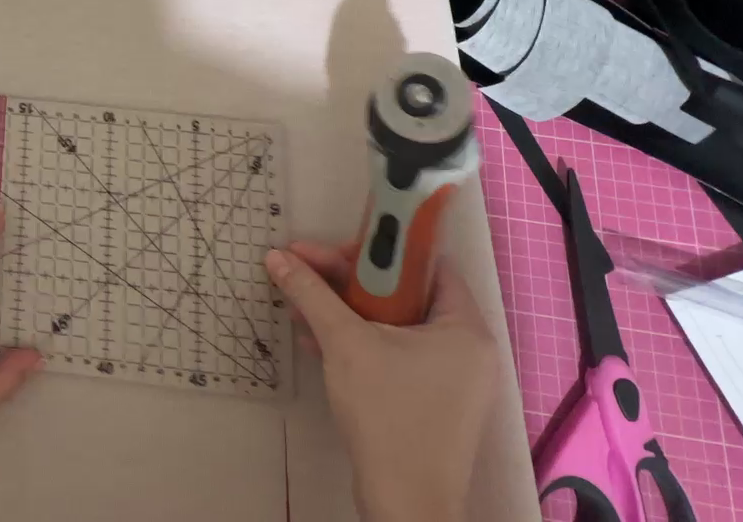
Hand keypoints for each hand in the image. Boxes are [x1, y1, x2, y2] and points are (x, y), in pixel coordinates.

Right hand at [266, 242, 500, 521]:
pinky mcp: (428, 398)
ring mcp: (449, 377)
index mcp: (463, 328)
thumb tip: (276, 255)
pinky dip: (354, 338)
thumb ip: (310, 292)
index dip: (382, 250)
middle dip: (348, 279)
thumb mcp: (343, 341)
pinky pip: (390, 351)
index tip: (336, 246)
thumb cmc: (388, 410)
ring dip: (343, 308)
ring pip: (391, 323)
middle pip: (403, 293)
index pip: (429, 265)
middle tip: (304, 267)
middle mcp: (465, 348)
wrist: (405, 498)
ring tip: (299, 301)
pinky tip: (313, 338)